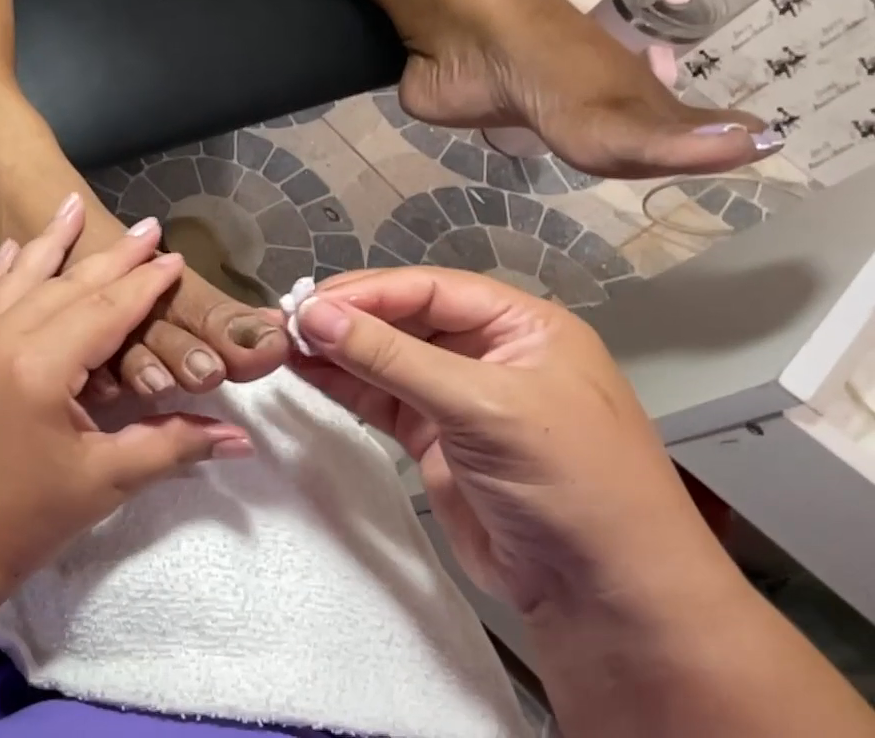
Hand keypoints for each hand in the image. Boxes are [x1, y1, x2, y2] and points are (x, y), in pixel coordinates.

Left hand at [0, 196, 252, 594]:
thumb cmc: (26, 515)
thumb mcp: (104, 481)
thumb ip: (171, 444)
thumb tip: (241, 438)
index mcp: (41, 366)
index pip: (105, 311)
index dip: (144, 285)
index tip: (176, 257)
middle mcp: (3, 337)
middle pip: (68, 285)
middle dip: (112, 256)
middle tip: (148, 225)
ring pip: (20, 277)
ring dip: (50, 242)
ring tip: (73, 204)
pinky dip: (3, 268)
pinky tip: (14, 247)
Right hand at [288, 266, 727, 616]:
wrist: (604, 596)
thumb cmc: (570, 484)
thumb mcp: (481, 407)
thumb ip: (390, 357)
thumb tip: (311, 314)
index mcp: (523, 327)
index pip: (429, 288)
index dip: (365, 292)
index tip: (305, 303)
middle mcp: (488, 352)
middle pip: (401, 317)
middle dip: (344, 318)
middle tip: (285, 321)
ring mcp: (456, 396)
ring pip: (382, 356)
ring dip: (333, 349)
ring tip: (280, 342)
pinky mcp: (430, 434)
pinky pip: (375, 395)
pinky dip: (339, 382)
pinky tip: (302, 370)